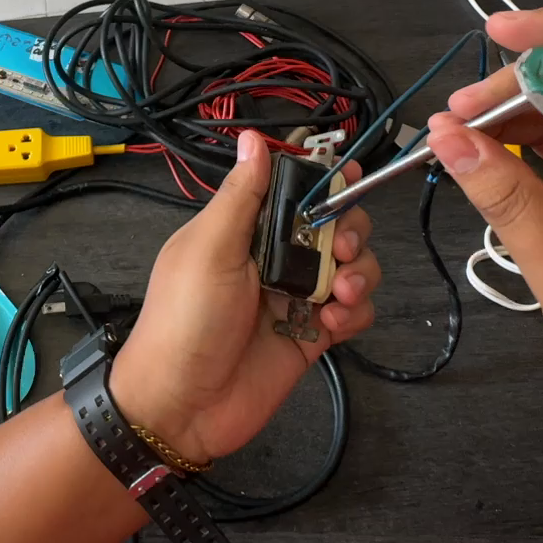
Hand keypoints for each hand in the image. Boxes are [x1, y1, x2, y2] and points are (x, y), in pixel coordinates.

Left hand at [109, 130, 379, 465]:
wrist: (182, 404)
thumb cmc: (186, 317)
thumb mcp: (209, 249)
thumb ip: (240, 196)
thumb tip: (252, 137)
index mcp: (240, 227)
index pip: (290, 190)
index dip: (322, 182)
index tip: (346, 178)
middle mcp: (271, 255)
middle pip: (332, 224)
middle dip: (350, 229)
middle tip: (343, 248)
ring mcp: (294, 295)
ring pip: (351, 265)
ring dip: (360, 271)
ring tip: (340, 293)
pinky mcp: (312, 334)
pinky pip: (353, 310)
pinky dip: (356, 311)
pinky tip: (335, 322)